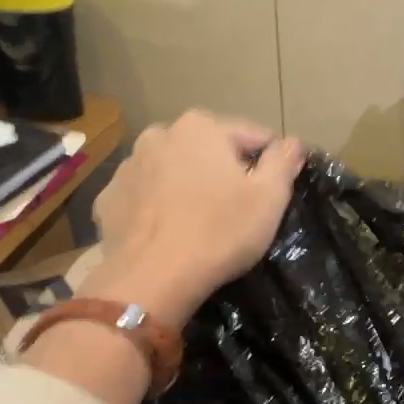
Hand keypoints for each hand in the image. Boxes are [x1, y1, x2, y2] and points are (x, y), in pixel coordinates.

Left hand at [86, 110, 305, 326]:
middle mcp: (160, 134)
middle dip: (226, 171)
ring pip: (174, 170)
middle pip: (209, 149)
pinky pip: (146, 195)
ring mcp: (128, 165)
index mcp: (202, 128)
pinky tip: (172, 232)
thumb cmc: (221, 232)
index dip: (271, 164)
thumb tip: (294, 142)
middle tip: (239, 209)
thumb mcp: (269, 198)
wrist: (154, 276)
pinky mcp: (109, 197)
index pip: (253, 136)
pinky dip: (160, 206)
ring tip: (203, 222)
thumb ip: (283, 162)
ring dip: (191, 185)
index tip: (274, 192)